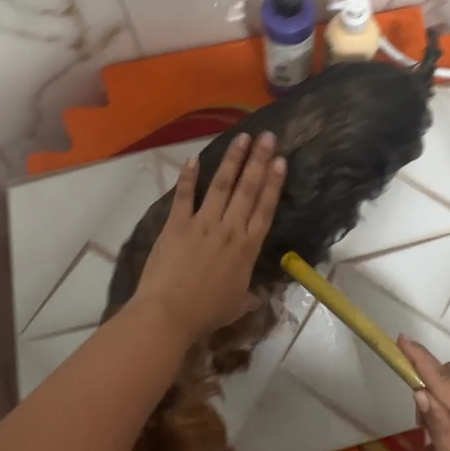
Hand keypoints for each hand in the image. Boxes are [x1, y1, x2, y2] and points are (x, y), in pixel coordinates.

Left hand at [129, 132, 285, 342]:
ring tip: (241, 137)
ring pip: (221, 184)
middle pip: (247, 188)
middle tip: (267, 136)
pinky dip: (188, 176)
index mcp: (247, 248)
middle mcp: (229, 229)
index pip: (264, 208)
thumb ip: (252, 294)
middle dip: (258, 160)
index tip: (280, 160)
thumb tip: (263, 293)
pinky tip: (194, 158)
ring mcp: (202, 223)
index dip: (273, 183)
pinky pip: (184, 195)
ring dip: (232, 159)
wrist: (169, 314)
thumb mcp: (237, 306)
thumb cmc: (206, 313)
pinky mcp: (177, 224)